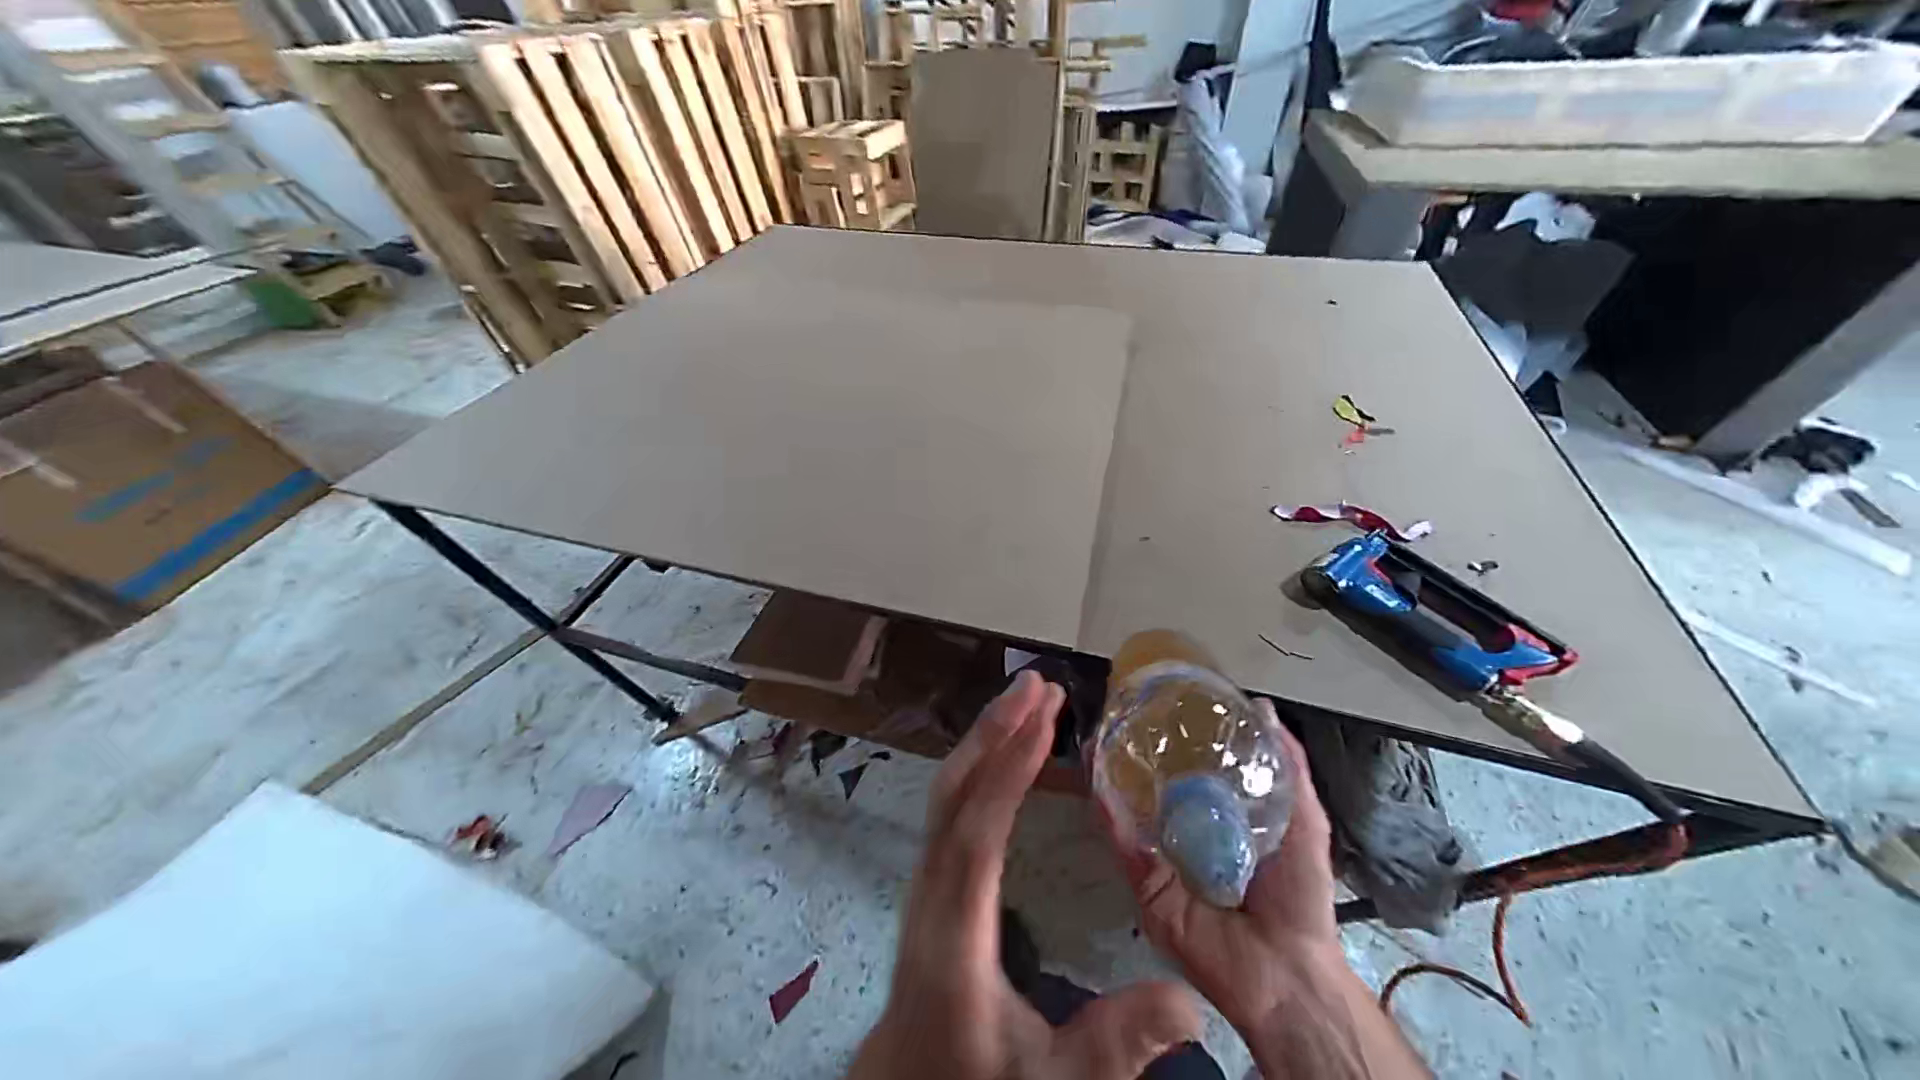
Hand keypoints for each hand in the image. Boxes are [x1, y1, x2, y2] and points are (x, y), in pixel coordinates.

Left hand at [850, 671, 1201, 1079]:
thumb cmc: (976, 1076)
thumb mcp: (1050, 1079)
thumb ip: (1112, 1045)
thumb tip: (1185, 1000)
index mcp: (954, 932)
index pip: (977, 833)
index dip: (1008, 771)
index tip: (1043, 720)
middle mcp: (930, 891)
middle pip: (953, 794)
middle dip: (994, 733)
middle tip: (1037, 687)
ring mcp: (925, 879)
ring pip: (948, 793)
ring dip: (986, 742)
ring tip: (1029, 702)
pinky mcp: (933, 877)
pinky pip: (954, 807)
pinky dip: (982, 767)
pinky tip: (1011, 753)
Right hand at [1107, 700, 1430, 1078]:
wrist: (1286, 968)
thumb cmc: (1299, 894)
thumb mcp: (1304, 820)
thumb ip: (1289, 768)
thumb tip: (1262, 706)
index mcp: (1219, 818)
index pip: (1188, 771)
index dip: (1173, 739)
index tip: (1157, 704)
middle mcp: (1185, 832)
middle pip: (1151, 786)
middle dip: (1130, 752)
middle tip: (1115, 715)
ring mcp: (1161, 856)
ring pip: (1128, 810)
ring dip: (1108, 775)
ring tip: (1095, 737)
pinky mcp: (1145, 882)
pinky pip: (1123, 844)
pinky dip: (1108, 813)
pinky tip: (1098, 782)